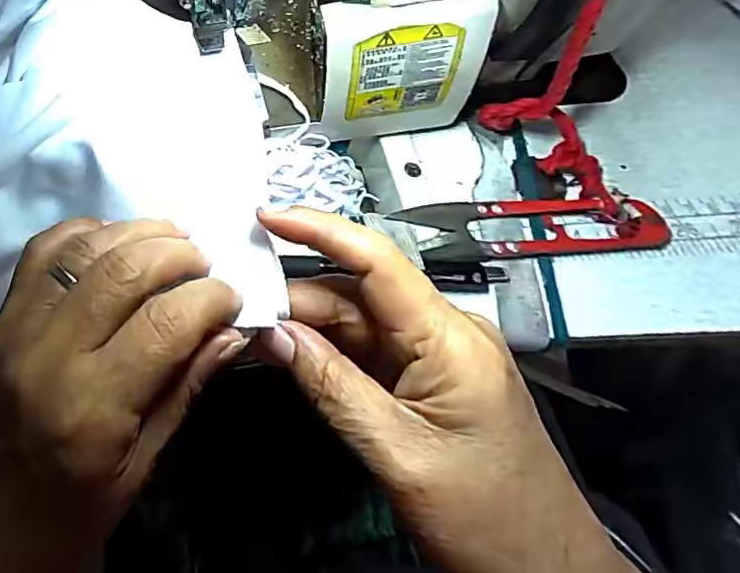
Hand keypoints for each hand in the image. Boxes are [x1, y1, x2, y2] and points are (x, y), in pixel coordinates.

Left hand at [0, 219, 245, 571]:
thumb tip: (230, 332)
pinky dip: (83, 231)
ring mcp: (19, 322)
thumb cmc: (69, 505)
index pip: (161, 325)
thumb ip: (183, 389)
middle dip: (172, 254)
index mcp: (91, 407)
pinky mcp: (4, 309)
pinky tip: (114, 235)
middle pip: (120, 273)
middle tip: (204, 258)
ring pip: (81, 249)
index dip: (207, 299)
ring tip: (170, 234)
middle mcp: (50, 352)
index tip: (231, 295)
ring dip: (132, 231)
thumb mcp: (139, 466)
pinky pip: (43, 248)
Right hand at [257, 207, 631, 572]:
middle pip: (352, 291)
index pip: (376, 260)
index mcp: (452, 341)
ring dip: (304, 324)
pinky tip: (292, 353)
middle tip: (243, 304)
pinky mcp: (425, 373)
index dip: (317, 229)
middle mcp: (444, 332)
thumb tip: (275, 334)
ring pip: (352, 317)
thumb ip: (331, 386)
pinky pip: (363, 344)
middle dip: (295, 296)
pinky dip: (323, 347)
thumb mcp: (399, 455)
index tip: (268, 216)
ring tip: (260, 334)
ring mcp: (435, 352)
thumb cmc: (496, 524)